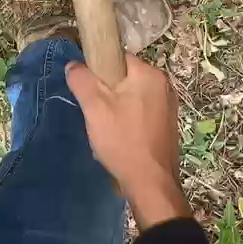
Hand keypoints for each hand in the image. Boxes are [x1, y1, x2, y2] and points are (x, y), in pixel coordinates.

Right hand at [66, 55, 191, 229]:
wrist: (150, 186)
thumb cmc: (123, 140)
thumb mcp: (94, 106)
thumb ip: (81, 79)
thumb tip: (74, 65)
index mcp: (150, 74)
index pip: (116, 57)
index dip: (97, 70)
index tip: (87, 88)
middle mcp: (163, 86)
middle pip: (123, 77)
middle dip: (106, 92)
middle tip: (94, 111)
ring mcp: (168, 107)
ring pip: (130, 96)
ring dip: (116, 108)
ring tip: (105, 128)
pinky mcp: (167, 126)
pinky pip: (139, 112)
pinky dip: (127, 120)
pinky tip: (119, 138)